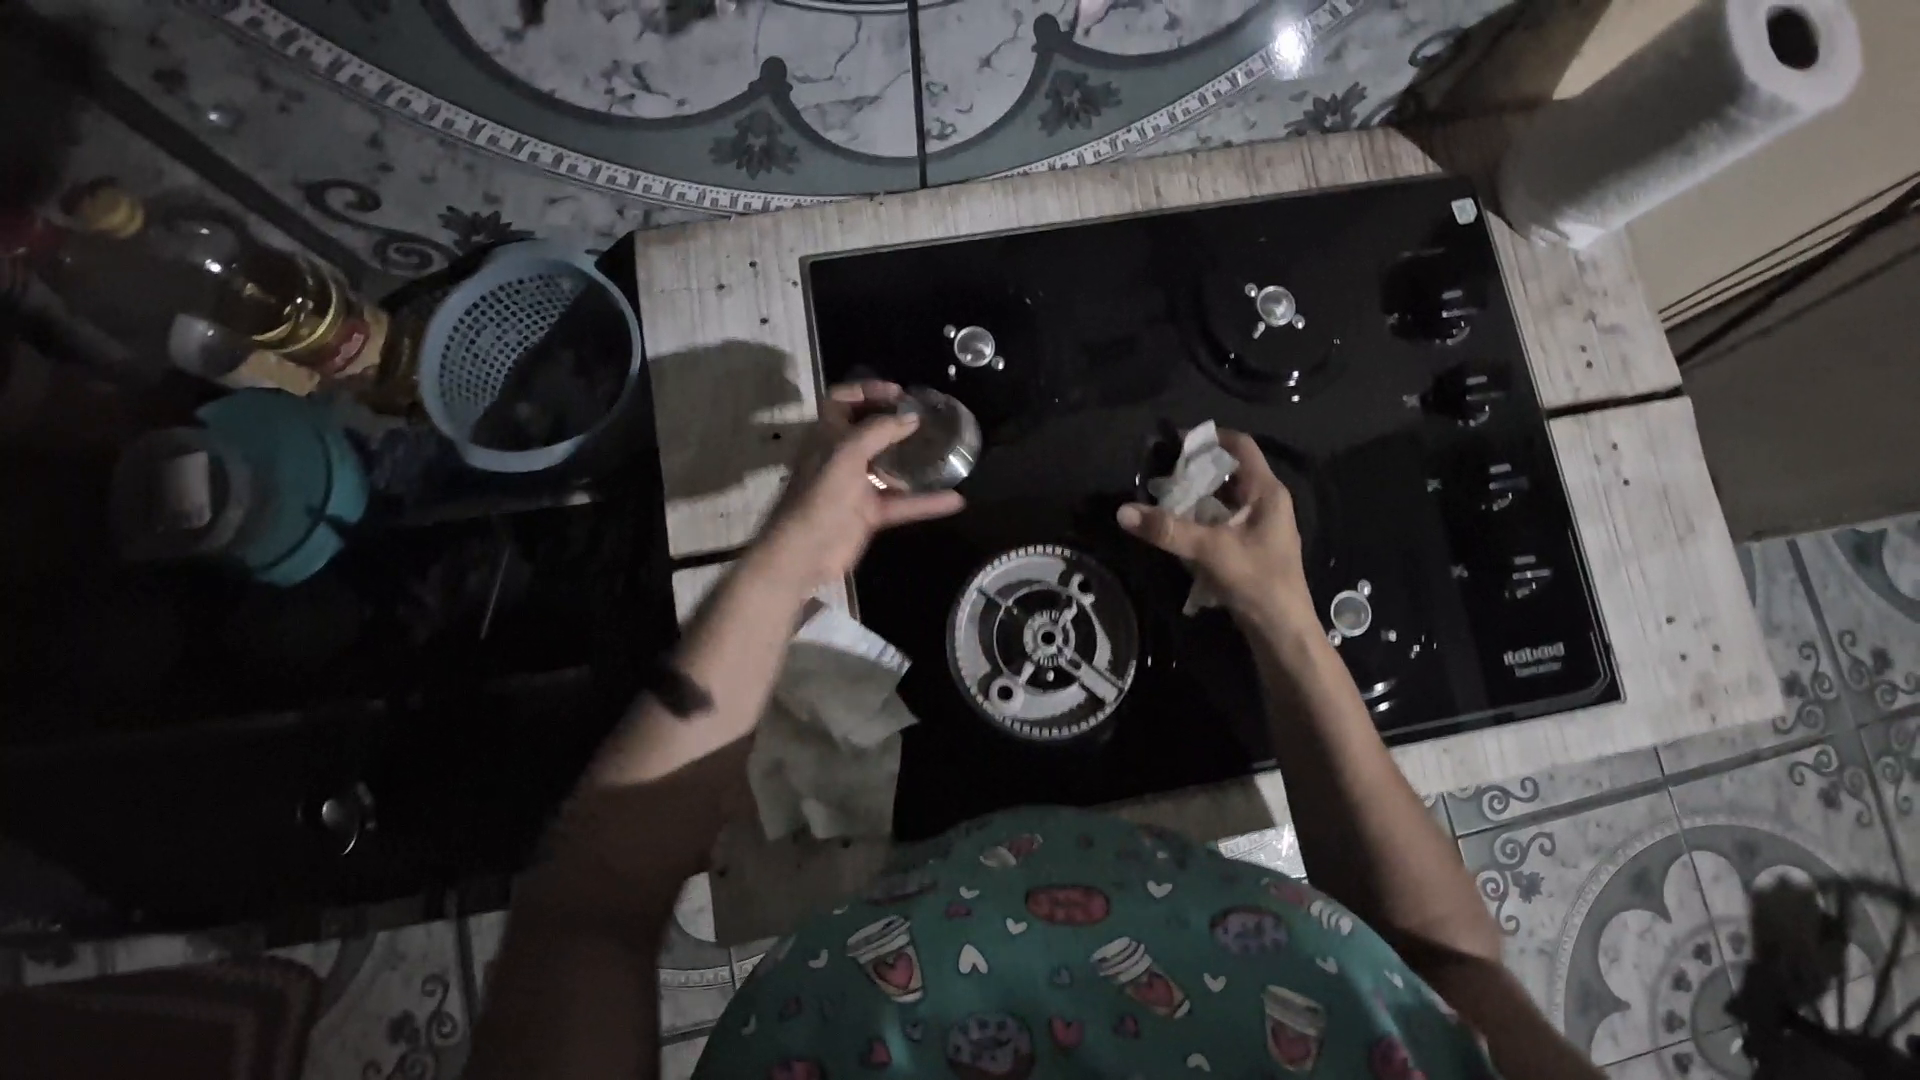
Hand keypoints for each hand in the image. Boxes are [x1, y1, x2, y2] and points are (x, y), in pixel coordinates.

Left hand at [751, 381, 964, 591]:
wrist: (805, 552)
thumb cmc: (821, 496)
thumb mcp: (847, 453)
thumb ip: (879, 431)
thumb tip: (911, 417)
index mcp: (827, 436)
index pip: (841, 401)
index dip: (866, 390)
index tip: (898, 392)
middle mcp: (840, 456)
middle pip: (867, 430)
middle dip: (894, 421)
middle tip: (924, 416)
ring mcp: (856, 486)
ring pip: (888, 467)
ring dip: (912, 460)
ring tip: (942, 449)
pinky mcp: (869, 513)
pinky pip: (903, 503)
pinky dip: (926, 502)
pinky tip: (954, 499)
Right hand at [1115, 429, 1314, 631]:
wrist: (1282, 630)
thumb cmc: (1256, 581)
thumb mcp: (1209, 551)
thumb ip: (1167, 529)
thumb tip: (1123, 511)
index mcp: (1266, 492)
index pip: (1241, 446)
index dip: (1210, 438)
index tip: (1177, 441)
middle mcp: (1266, 502)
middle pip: (1229, 472)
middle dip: (1195, 469)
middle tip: (1161, 472)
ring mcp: (1259, 525)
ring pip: (1224, 497)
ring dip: (1196, 495)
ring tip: (1163, 496)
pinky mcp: (1250, 545)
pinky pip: (1223, 519)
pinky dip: (1201, 517)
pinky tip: (1178, 527)